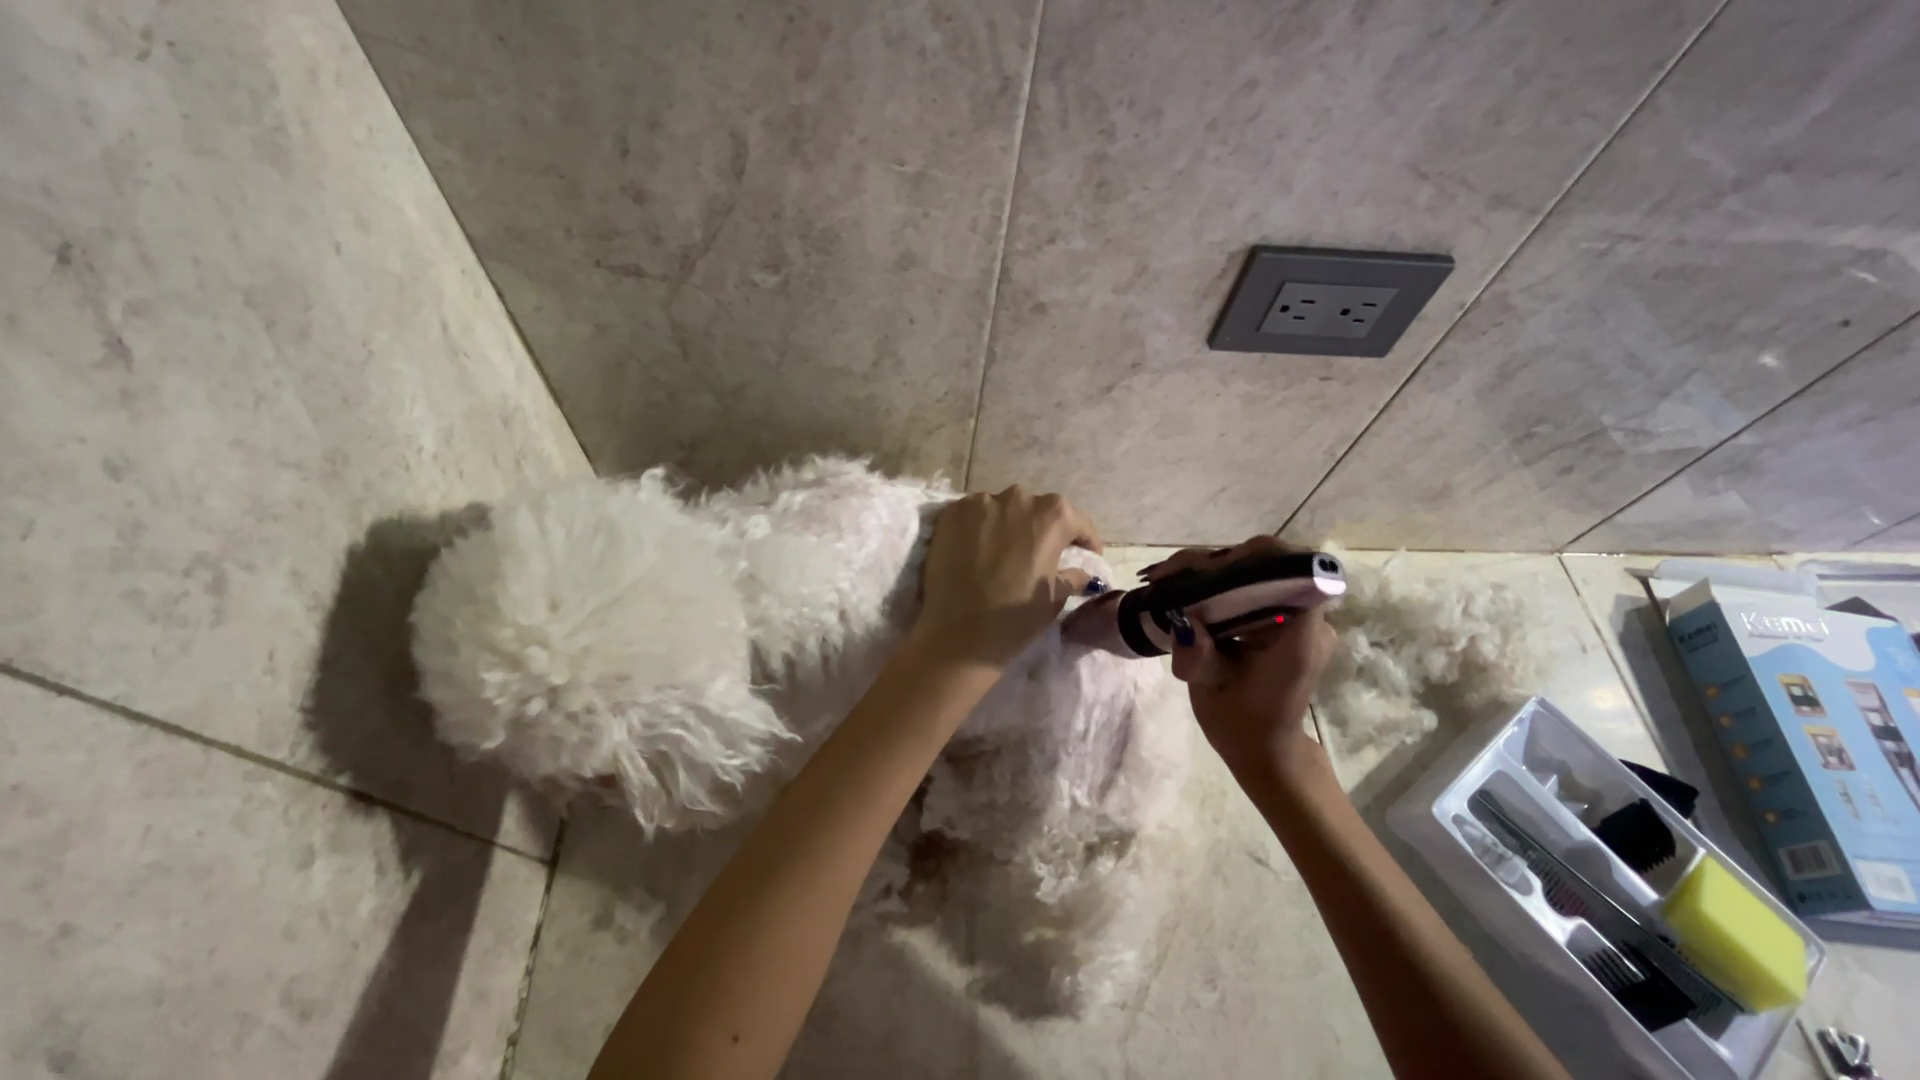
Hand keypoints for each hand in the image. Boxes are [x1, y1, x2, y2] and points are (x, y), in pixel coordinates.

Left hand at [913, 486, 1103, 666]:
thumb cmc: (1016, 616)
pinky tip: (977, 549)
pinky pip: (973, 515)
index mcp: (1052, 515)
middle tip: (1039, 554)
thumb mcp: (1056, 597)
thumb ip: (1074, 576)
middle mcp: (1018, 498)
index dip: (1085, 540)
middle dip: (1042, 529)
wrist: (958, 632)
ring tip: (1004, 551)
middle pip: (1037, 510)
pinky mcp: (951, 513)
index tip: (1087, 554)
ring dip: (1008, 525)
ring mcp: (980, 503)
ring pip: (1002, 509)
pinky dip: (979, 527)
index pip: (1077, 522)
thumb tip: (1081, 572)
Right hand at [1152, 537, 1338, 774]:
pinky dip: (1223, 580)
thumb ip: (1199, 657)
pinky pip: (1257, 586)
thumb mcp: (1213, 689)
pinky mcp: (1283, 619)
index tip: (1211, 569)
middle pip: (1272, 563)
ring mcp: (1298, 617)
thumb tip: (1182, 623)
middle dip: (1221, 561)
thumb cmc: (1243, 724)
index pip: (1295, 571)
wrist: (1263, 748)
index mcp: (1302, 635)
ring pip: (1261, 570)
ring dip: (1218, 568)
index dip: (1254, 559)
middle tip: (1176, 572)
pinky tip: (1190, 585)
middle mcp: (1309, 620)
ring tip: (1175, 575)